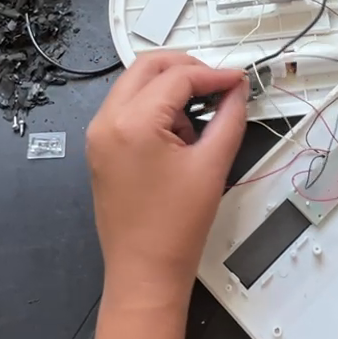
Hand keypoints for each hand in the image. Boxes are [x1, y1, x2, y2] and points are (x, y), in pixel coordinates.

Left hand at [86, 53, 248, 310]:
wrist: (145, 271)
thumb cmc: (176, 227)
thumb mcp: (212, 165)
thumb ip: (229, 117)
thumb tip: (237, 90)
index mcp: (133, 122)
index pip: (177, 77)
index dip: (213, 74)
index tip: (238, 80)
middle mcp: (107, 121)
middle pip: (148, 66)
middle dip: (187, 69)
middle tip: (219, 85)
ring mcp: (99, 134)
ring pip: (135, 83)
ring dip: (169, 86)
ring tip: (199, 118)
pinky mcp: (100, 147)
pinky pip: (127, 106)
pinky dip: (154, 105)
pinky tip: (179, 131)